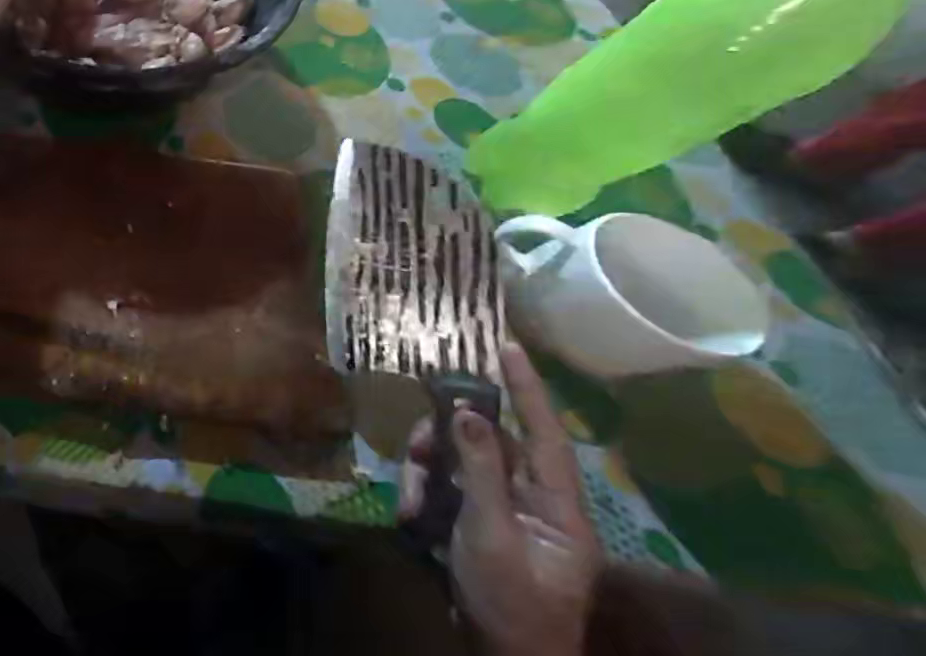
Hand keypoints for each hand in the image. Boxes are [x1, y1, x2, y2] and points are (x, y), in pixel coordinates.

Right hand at [400, 343, 601, 655]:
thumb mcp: (491, 533)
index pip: (545, 434)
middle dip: (447, 441)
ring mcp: (504, 510)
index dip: (528, 389)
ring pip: (460, 463)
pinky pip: (447, 488)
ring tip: (412, 505)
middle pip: (488, 444)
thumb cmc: (510, 598)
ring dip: (428, 474)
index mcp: (558, 505)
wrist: (502, 655)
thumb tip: (469, 411)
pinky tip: (413, 519)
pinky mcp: (477, 520)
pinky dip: (425, 496)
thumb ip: (480, 470)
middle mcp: (535, 499)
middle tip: (417, 448)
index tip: (507, 347)